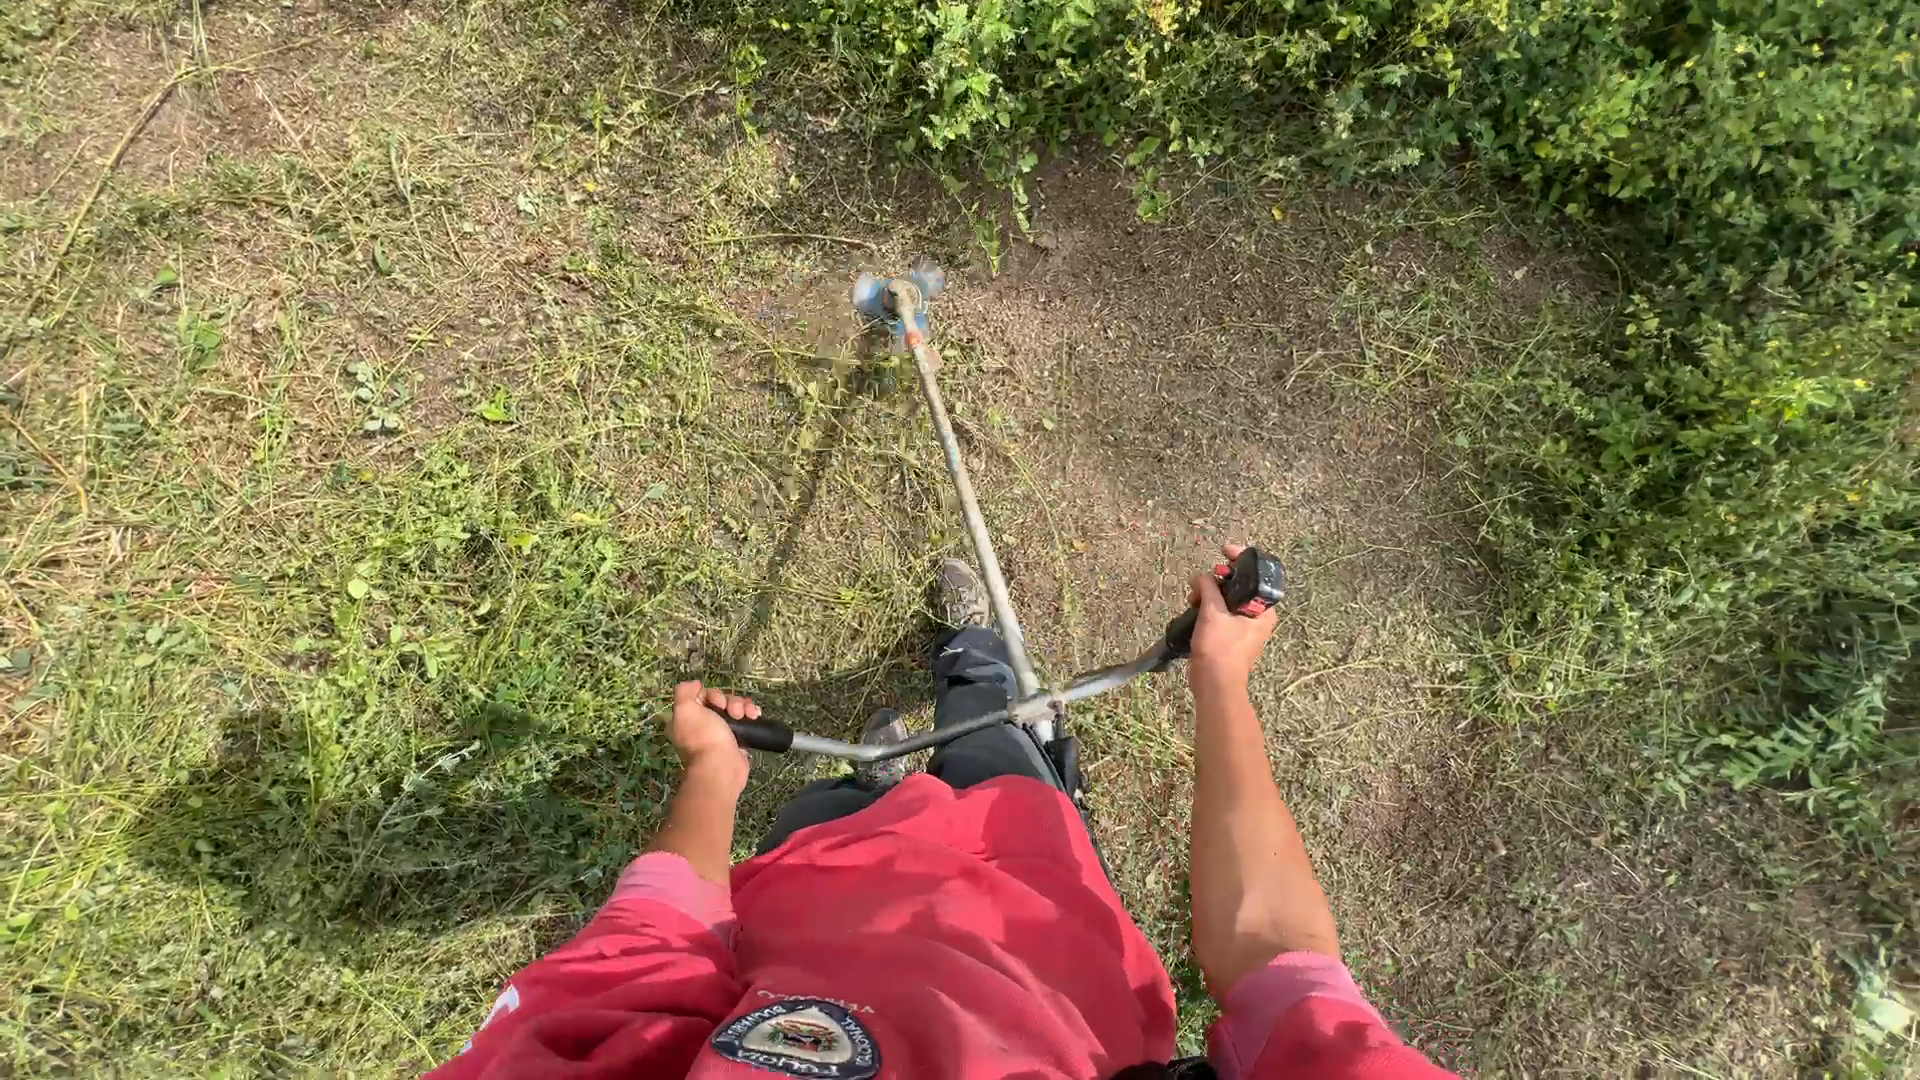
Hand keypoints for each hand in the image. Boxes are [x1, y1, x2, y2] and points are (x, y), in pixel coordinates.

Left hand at [670, 681, 753, 786]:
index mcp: (689, 718)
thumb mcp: (685, 710)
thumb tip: (696, 684)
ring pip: (735, 708)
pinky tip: (755, 716)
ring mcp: (722, 732)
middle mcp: (704, 724)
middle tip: (733, 712)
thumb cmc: (703, 736)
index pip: (703, 696)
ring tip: (747, 715)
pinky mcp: (738, 738)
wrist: (722, 765)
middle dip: (731, 701)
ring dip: (743, 706)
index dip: (712, 695)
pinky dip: (751, 714)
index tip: (716, 703)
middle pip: (721, 700)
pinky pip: (746, 719)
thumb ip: (684, 692)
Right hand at [1186, 543, 1278, 695]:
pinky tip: (1193, 609)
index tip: (1223, 550)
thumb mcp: (1213, 612)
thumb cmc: (1220, 648)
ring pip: (1227, 600)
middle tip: (1200, 582)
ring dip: (1209, 594)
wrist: (1215, 684)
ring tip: (1193, 598)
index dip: (1239, 559)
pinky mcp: (1230, 636)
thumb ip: (1209, 588)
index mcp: (1263, 610)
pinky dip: (1207, 608)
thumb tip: (1202, 577)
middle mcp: (1258, 616)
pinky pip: (1220, 613)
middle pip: (1238, 586)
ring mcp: (1244, 627)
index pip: (1256, 575)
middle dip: (1217, 580)